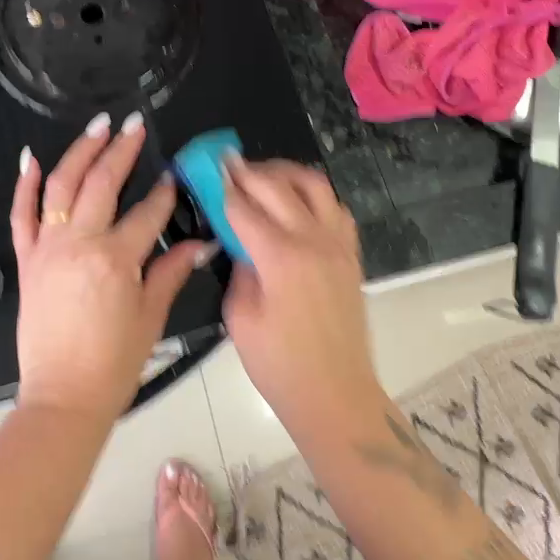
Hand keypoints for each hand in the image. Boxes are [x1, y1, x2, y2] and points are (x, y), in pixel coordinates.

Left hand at [10, 112, 215, 424]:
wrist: (63, 397)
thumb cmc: (114, 363)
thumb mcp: (151, 317)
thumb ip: (171, 273)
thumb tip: (201, 244)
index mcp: (116, 259)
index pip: (147, 213)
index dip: (163, 194)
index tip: (173, 176)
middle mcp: (79, 243)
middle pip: (102, 183)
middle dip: (122, 150)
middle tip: (135, 124)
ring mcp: (47, 249)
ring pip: (61, 186)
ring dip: (80, 151)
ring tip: (97, 126)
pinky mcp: (26, 260)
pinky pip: (21, 216)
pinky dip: (25, 185)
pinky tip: (33, 158)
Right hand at [221, 158, 384, 435]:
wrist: (336, 395)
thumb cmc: (280, 366)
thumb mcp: (240, 319)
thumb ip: (239, 271)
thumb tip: (241, 243)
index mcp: (281, 258)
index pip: (245, 208)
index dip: (223, 186)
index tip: (208, 168)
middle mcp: (313, 240)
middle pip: (278, 186)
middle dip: (249, 171)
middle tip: (228, 163)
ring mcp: (338, 245)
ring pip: (315, 185)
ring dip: (285, 173)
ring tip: (263, 175)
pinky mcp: (351, 255)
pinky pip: (335, 208)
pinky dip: (314, 195)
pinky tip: (297, 203)